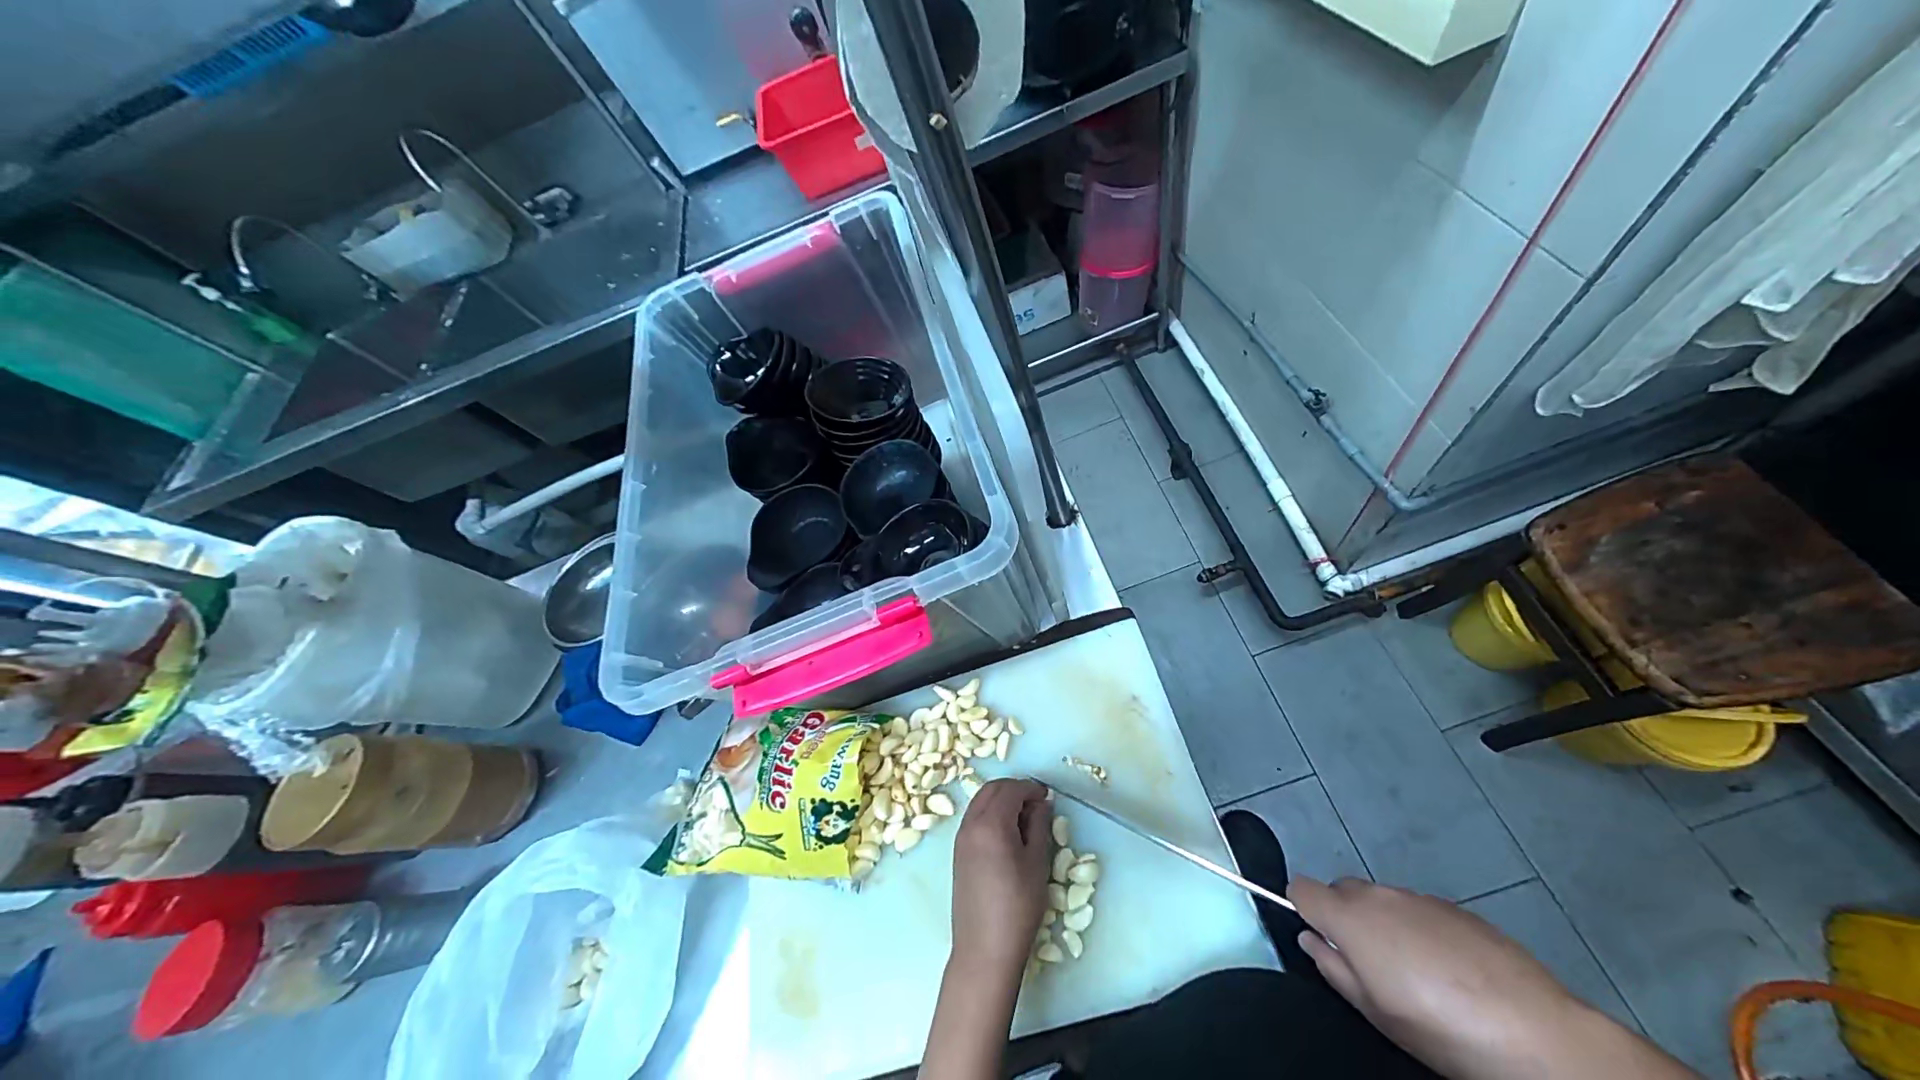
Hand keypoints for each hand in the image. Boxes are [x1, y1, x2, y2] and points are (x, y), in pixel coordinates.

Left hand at [922, 780, 1052, 1079]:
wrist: (985, 948)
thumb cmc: (1018, 906)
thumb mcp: (1037, 862)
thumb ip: (1039, 825)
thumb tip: (1041, 803)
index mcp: (990, 823)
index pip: (1010, 789)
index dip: (1031, 788)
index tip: (1048, 796)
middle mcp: (970, 824)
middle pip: (991, 789)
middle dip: (1015, 789)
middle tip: (1037, 803)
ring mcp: (960, 838)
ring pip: (980, 802)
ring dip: (1001, 800)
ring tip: (1025, 819)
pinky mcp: (958, 853)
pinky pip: (974, 818)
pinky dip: (991, 814)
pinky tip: (1008, 834)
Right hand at [1289, 877, 1694, 1079]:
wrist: (1535, 1032)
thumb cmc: (1439, 1027)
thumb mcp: (1374, 1011)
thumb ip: (1332, 967)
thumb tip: (1313, 940)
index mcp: (1349, 916)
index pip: (1302, 888)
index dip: (1304, 909)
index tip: (1321, 940)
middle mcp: (1380, 895)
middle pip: (1343, 889)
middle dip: (1346, 916)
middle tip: (1370, 964)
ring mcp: (1421, 898)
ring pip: (1384, 900)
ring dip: (1385, 923)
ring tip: (1418, 973)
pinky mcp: (1460, 909)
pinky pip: (1421, 910)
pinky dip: (1422, 930)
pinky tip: (1452, 972)